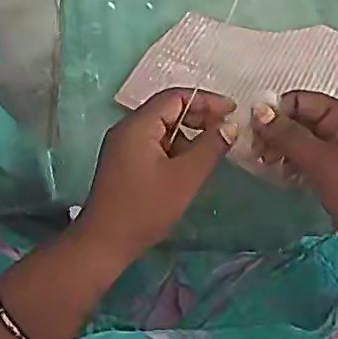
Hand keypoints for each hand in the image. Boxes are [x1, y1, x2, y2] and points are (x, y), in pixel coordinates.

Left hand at [75, 88, 237, 258]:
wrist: (104, 241)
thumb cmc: (145, 208)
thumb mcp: (184, 177)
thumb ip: (209, 148)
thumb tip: (230, 126)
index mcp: (137, 126)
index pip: (174, 97)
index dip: (206, 101)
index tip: (232, 111)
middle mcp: (127, 129)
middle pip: (166, 110)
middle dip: (198, 116)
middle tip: (226, 129)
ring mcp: (123, 146)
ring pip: (161, 128)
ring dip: (188, 133)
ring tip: (213, 149)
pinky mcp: (124, 162)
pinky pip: (154, 144)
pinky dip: (175, 148)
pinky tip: (191, 164)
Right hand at [251, 91, 337, 266]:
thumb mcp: (322, 160)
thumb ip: (288, 135)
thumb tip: (258, 111)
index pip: (301, 101)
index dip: (275, 112)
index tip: (252, 133)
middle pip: (300, 121)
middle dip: (276, 134)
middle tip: (257, 155)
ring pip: (302, 143)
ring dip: (282, 151)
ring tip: (267, 168)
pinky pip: (309, 162)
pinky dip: (293, 166)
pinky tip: (282, 178)